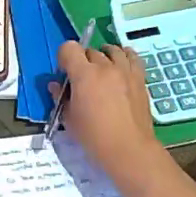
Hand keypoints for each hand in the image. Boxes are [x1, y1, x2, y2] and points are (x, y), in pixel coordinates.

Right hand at [53, 41, 164, 179]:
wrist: (128, 148)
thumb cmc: (94, 137)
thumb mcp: (69, 119)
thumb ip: (60, 98)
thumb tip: (56, 85)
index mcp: (84, 75)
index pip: (69, 48)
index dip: (64, 57)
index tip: (64, 71)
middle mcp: (105, 67)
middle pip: (90, 51)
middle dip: (82, 61)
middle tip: (82, 79)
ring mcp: (125, 71)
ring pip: (113, 50)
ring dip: (103, 56)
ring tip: (102, 69)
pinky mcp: (140, 78)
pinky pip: (133, 57)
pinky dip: (124, 56)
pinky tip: (121, 65)